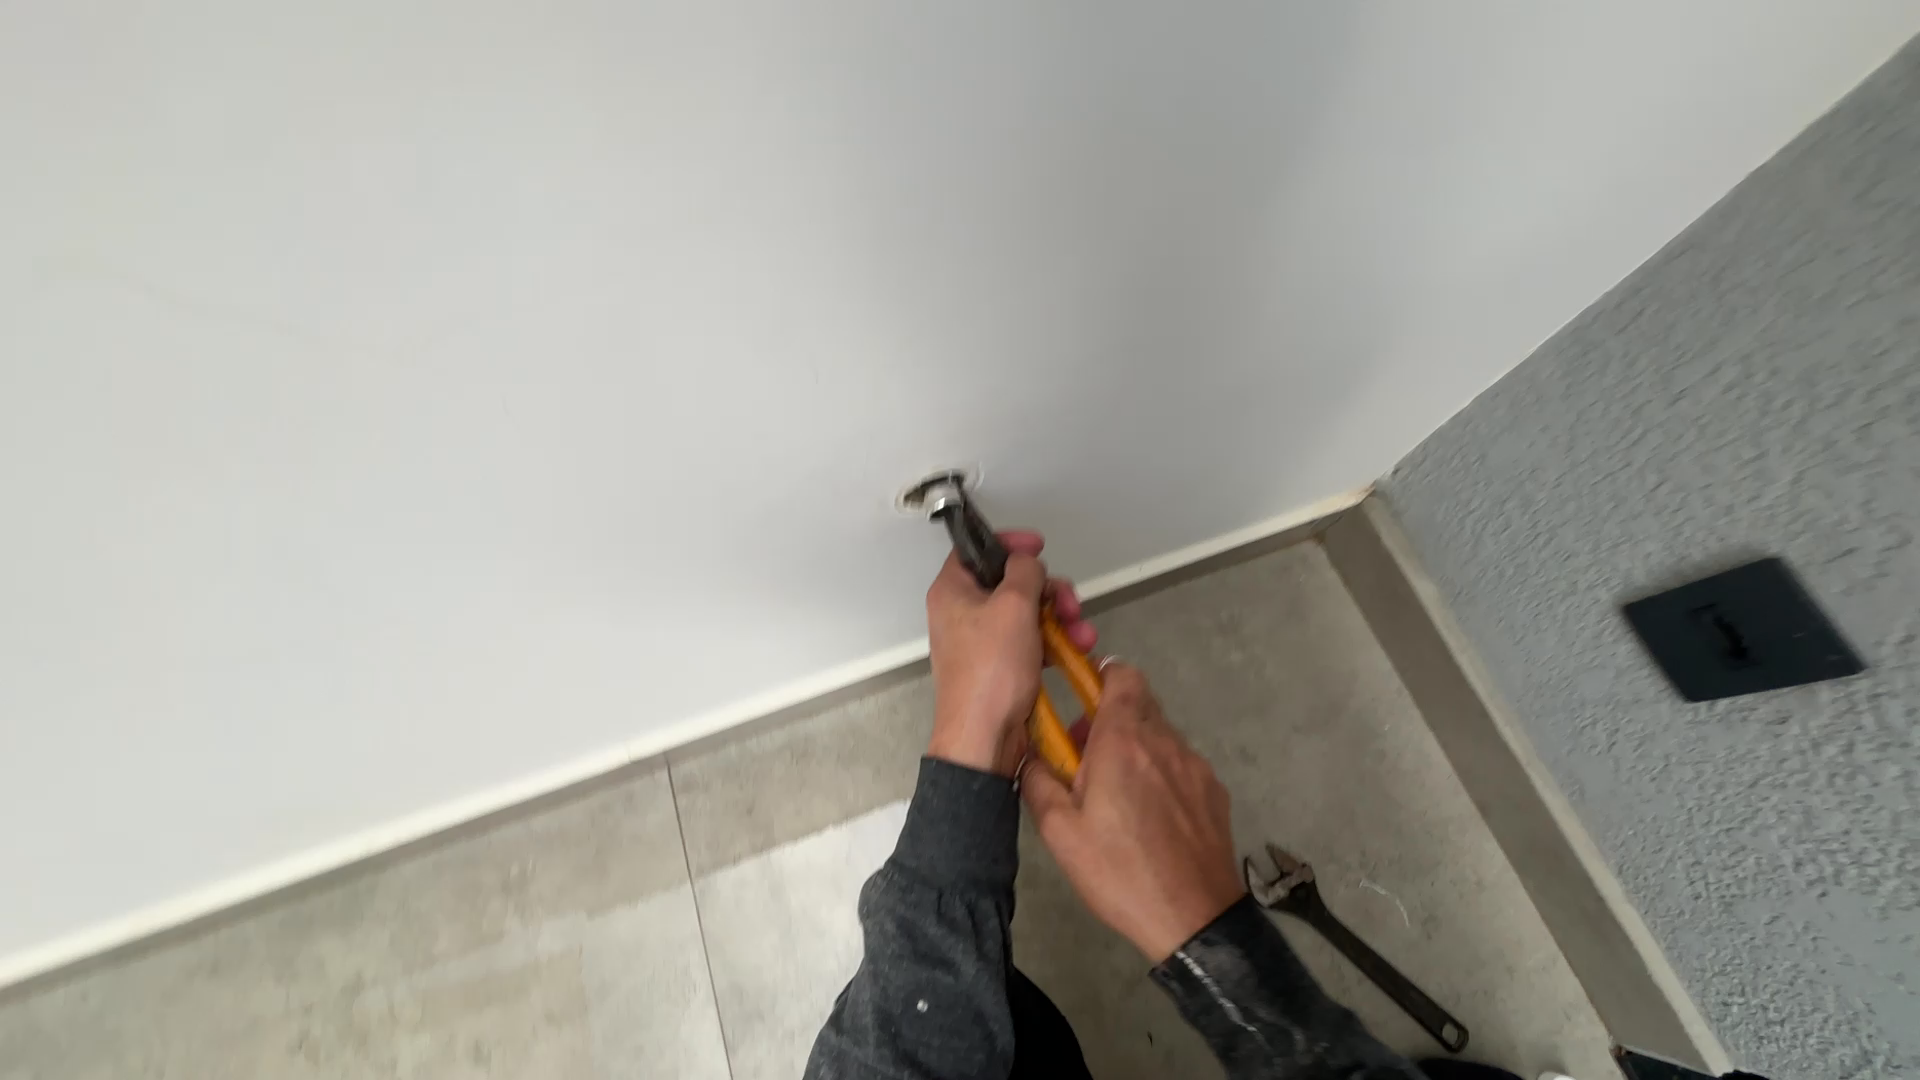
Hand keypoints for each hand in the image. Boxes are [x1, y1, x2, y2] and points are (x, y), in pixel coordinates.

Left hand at [925, 530, 1096, 774]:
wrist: (984, 738)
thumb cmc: (993, 668)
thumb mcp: (1013, 607)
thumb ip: (1024, 571)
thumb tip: (1026, 563)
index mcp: (952, 590)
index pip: (976, 549)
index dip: (1009, 542)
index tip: (1039, 547)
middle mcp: (962, 611)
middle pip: (1009, 582)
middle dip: (1047, 590)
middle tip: (1069, 603)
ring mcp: (981, 640)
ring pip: (1025, 612)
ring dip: (1058, 617)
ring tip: (1082, 634)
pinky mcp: (999, 665)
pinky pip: (1029, 640)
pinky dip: (1052, 641)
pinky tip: (1076, 650)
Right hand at [1020, 665, 1245, 962]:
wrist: (1194, 921)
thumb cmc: (1119, 870)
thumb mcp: (1059, 832)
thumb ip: (1037, 781)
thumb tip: (1031, 754)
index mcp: (1122, 740)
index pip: (1122, 673)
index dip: (1102, 676)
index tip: (1083, 697)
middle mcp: (1164, 740)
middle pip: (1141, 702)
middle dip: (1112, 716)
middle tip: (1088, 755)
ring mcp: (1195, 766)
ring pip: (1161, 734)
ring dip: (1137, 746)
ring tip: (1118, 793)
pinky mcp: (1214, 791)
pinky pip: (1181, 764)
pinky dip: (1162, 772)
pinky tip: (1152, 816)